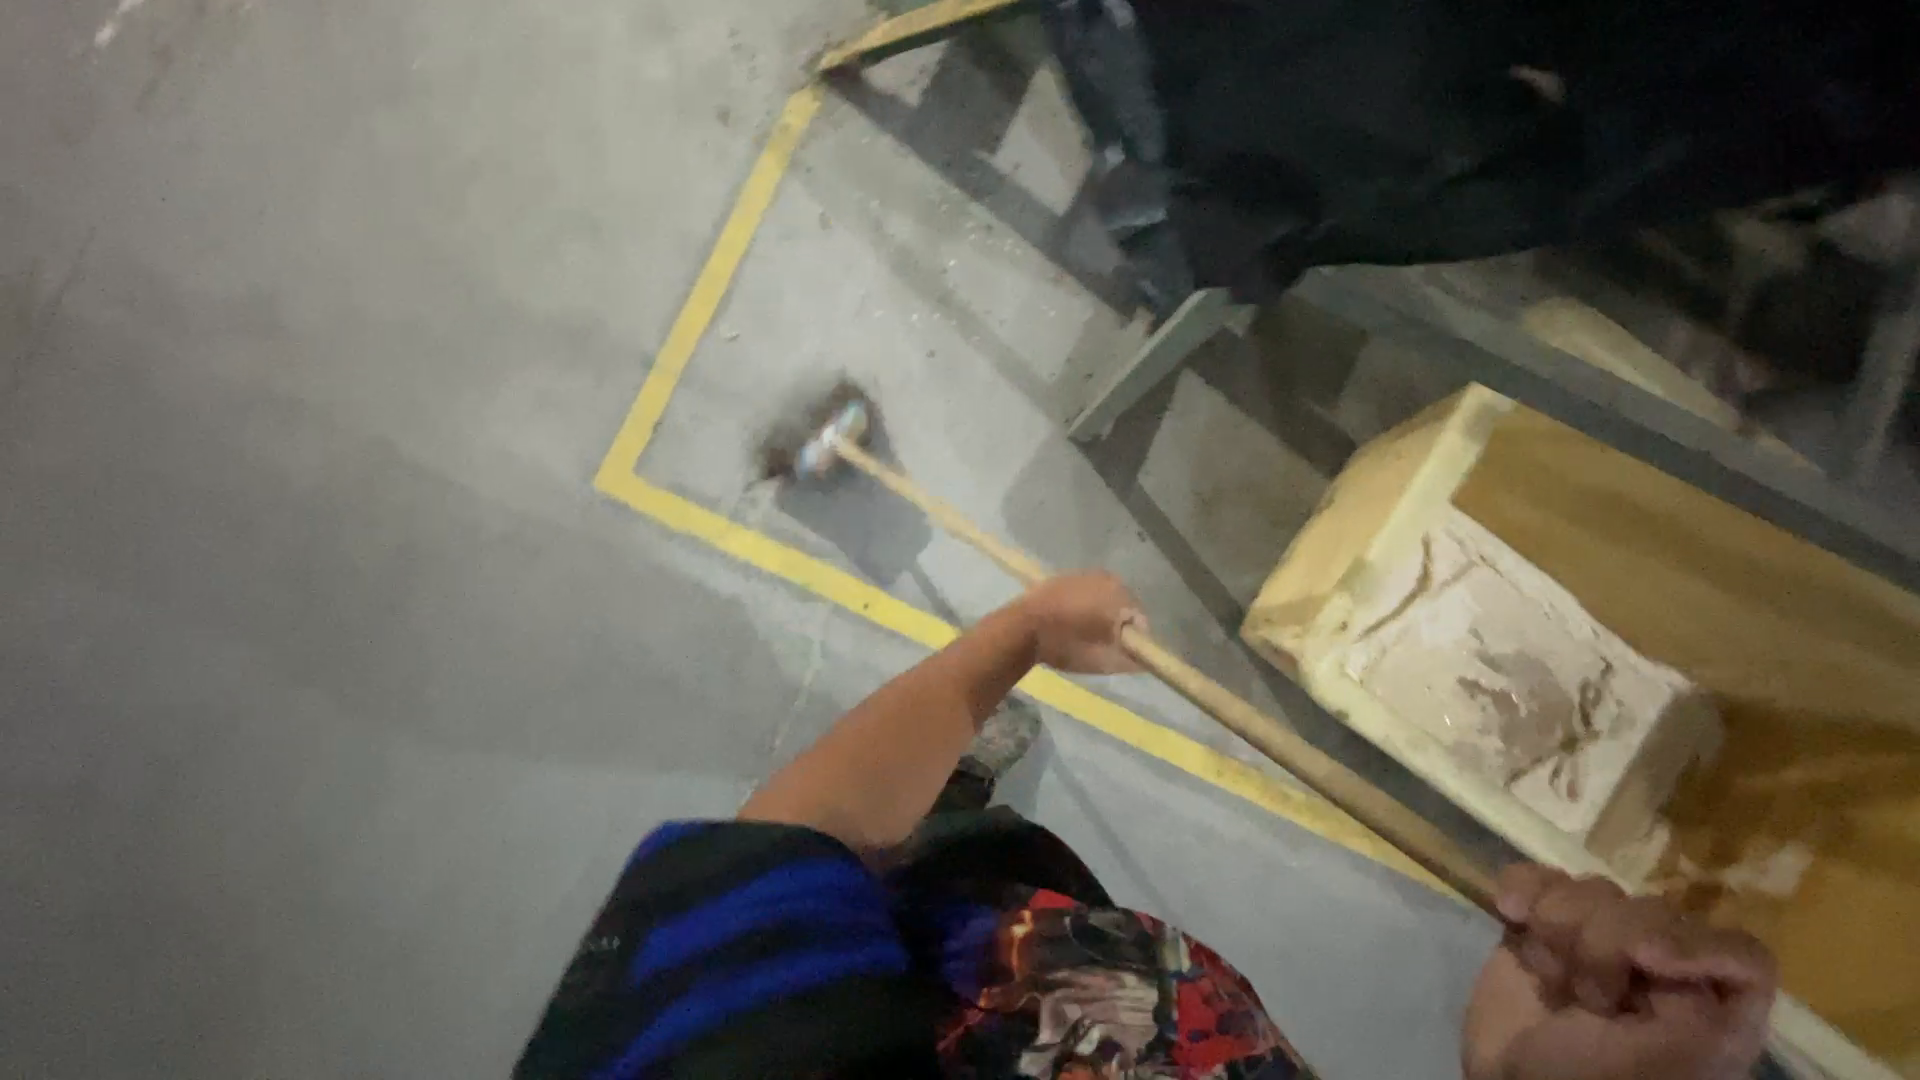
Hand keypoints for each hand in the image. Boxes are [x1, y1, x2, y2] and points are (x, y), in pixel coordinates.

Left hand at [1012, 571, 1144, 674]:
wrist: (1023, 627)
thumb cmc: (1067, 645)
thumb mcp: (1103, 662)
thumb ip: (1130, 661)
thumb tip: (1143, 661)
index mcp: (1122, 595)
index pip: (1139, 619)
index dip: (1135, 637)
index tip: (1125, 651)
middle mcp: (1108, 578)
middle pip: (1124, 603)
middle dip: (1119, 621)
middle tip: (1106, 642)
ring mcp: (1085, 573)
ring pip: (1104, 595)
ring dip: (1102, 610)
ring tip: (1087, 631)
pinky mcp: (1065, 575)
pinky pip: (1085, 590)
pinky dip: (1085, 602)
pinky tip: (1072, 618)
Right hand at [1463, 865, 1774, 1079]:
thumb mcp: (1670, 1061)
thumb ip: (1697, 1012)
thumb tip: (1653, 943)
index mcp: (1710, 1005)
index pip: (1736, 949)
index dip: (1691, 941)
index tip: (1643, 957)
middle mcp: (1659, 966)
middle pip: (1648, 909)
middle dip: (1600, 944)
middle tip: (1584, 994)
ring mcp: (1592, 939)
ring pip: (1588, 888)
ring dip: (1556, 926)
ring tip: (1548, 974)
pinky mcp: (1537, 923)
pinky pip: (1535, 876)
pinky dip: (1520, 889)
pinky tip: (1510, 914)